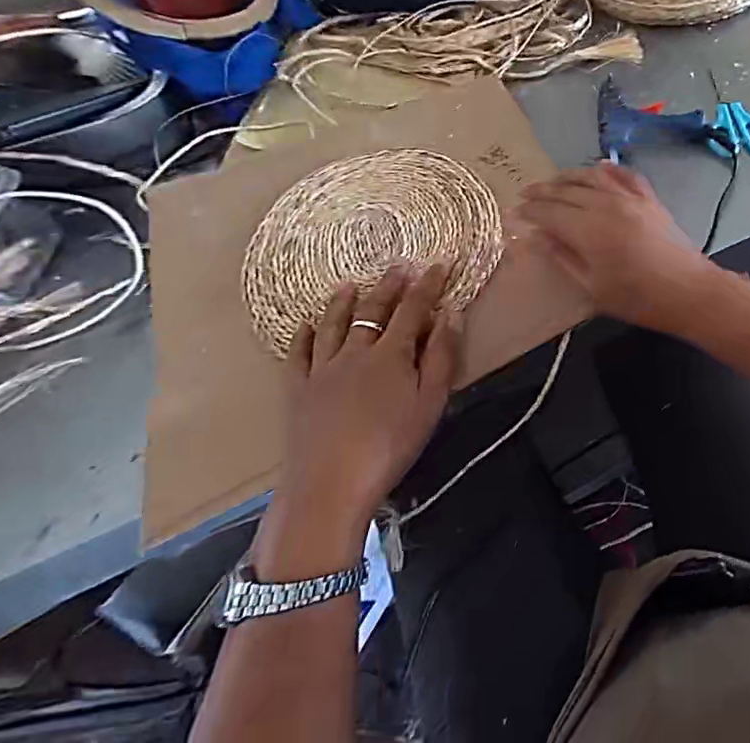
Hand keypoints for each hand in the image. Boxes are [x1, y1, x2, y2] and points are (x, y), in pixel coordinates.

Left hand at [268, 263, 464, 565]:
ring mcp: (322, 370)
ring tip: (349, 284)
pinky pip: (298, 354)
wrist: (330, 485)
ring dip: (343, 302)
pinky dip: (304, 336)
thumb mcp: (430, 402)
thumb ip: (442, 356)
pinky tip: (306, 326)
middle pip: (373, 311)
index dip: (428, 285)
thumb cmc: (392, 444)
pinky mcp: (297, 391)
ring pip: (333, 326)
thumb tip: (452, 314)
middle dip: (389, 286)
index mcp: (391, 354)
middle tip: (399, 267)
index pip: (414, 309)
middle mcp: (355, 352)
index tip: (439, 264)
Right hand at [517, 162, 722, 334]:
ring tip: (553, 181)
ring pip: (593, 176)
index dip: (530, 212)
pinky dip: (608, 169)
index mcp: (589, 229)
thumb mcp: (592, 287)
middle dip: (543, 191)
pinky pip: (625, 175)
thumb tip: (537, 236)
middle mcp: (608, 205)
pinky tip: (599, 167)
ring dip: (569, 176)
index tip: (514, 212)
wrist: (689, 291)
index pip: (550, 212)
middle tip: (525, 193)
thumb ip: (563, 257)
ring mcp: (631, 198)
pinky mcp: (650, 199)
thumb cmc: (639, 298)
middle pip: (567, 190)